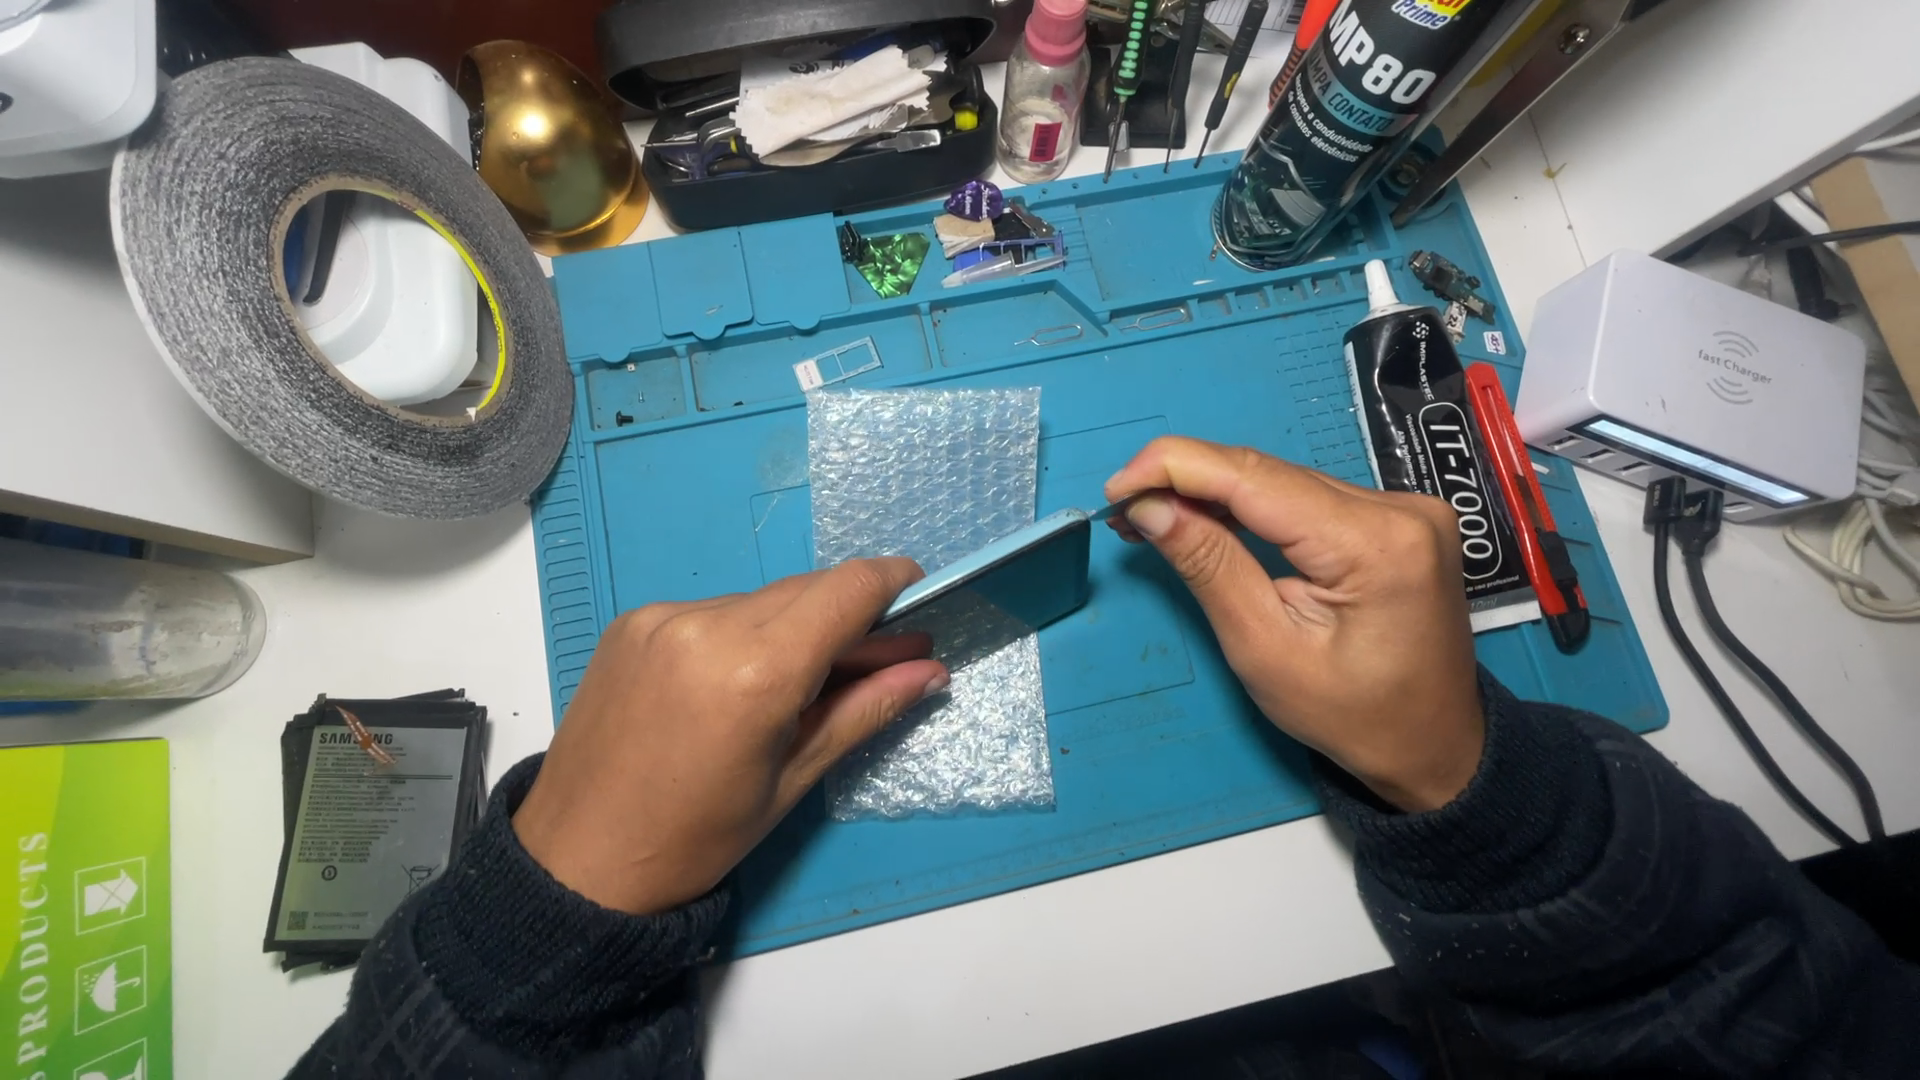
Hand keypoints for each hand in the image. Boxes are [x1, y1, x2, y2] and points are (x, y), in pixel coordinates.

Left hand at [512, 558, 949, 913]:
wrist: (574, 862)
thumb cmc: (698, 837)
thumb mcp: (795, 779)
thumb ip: (867, 709)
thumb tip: (932, 670)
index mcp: (756, 670)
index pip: (848, 590)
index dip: (894, 581)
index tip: (920, 595)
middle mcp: (709, 622)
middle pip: (810, 588)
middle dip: (853, 612)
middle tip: (878, 656)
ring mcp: (664, 615)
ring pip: (765, 598)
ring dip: (799, 624)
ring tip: (803, 679)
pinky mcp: (635, 619)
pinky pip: (719, 609)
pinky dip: (748, 630)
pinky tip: (741, 676)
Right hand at [1106, 437, 1483, 811]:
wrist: (1434, 745)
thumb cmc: (1349, 715)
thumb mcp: (1263, 648)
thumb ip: (1208, 565)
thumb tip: (1149, 507)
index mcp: (1371, 542)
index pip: (1253, 476)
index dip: (1174, 469)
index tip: (1116, 488)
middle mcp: (1396, 506)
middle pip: (1264, 472)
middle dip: (1183, 483)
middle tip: (1123, 509)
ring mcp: (1401, 507)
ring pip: (1278, 481)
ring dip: (1208, 493)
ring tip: (1150, 516)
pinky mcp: (1392, 517)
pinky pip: (1300, 496)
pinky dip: (1244, 506)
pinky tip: (1202, 518)